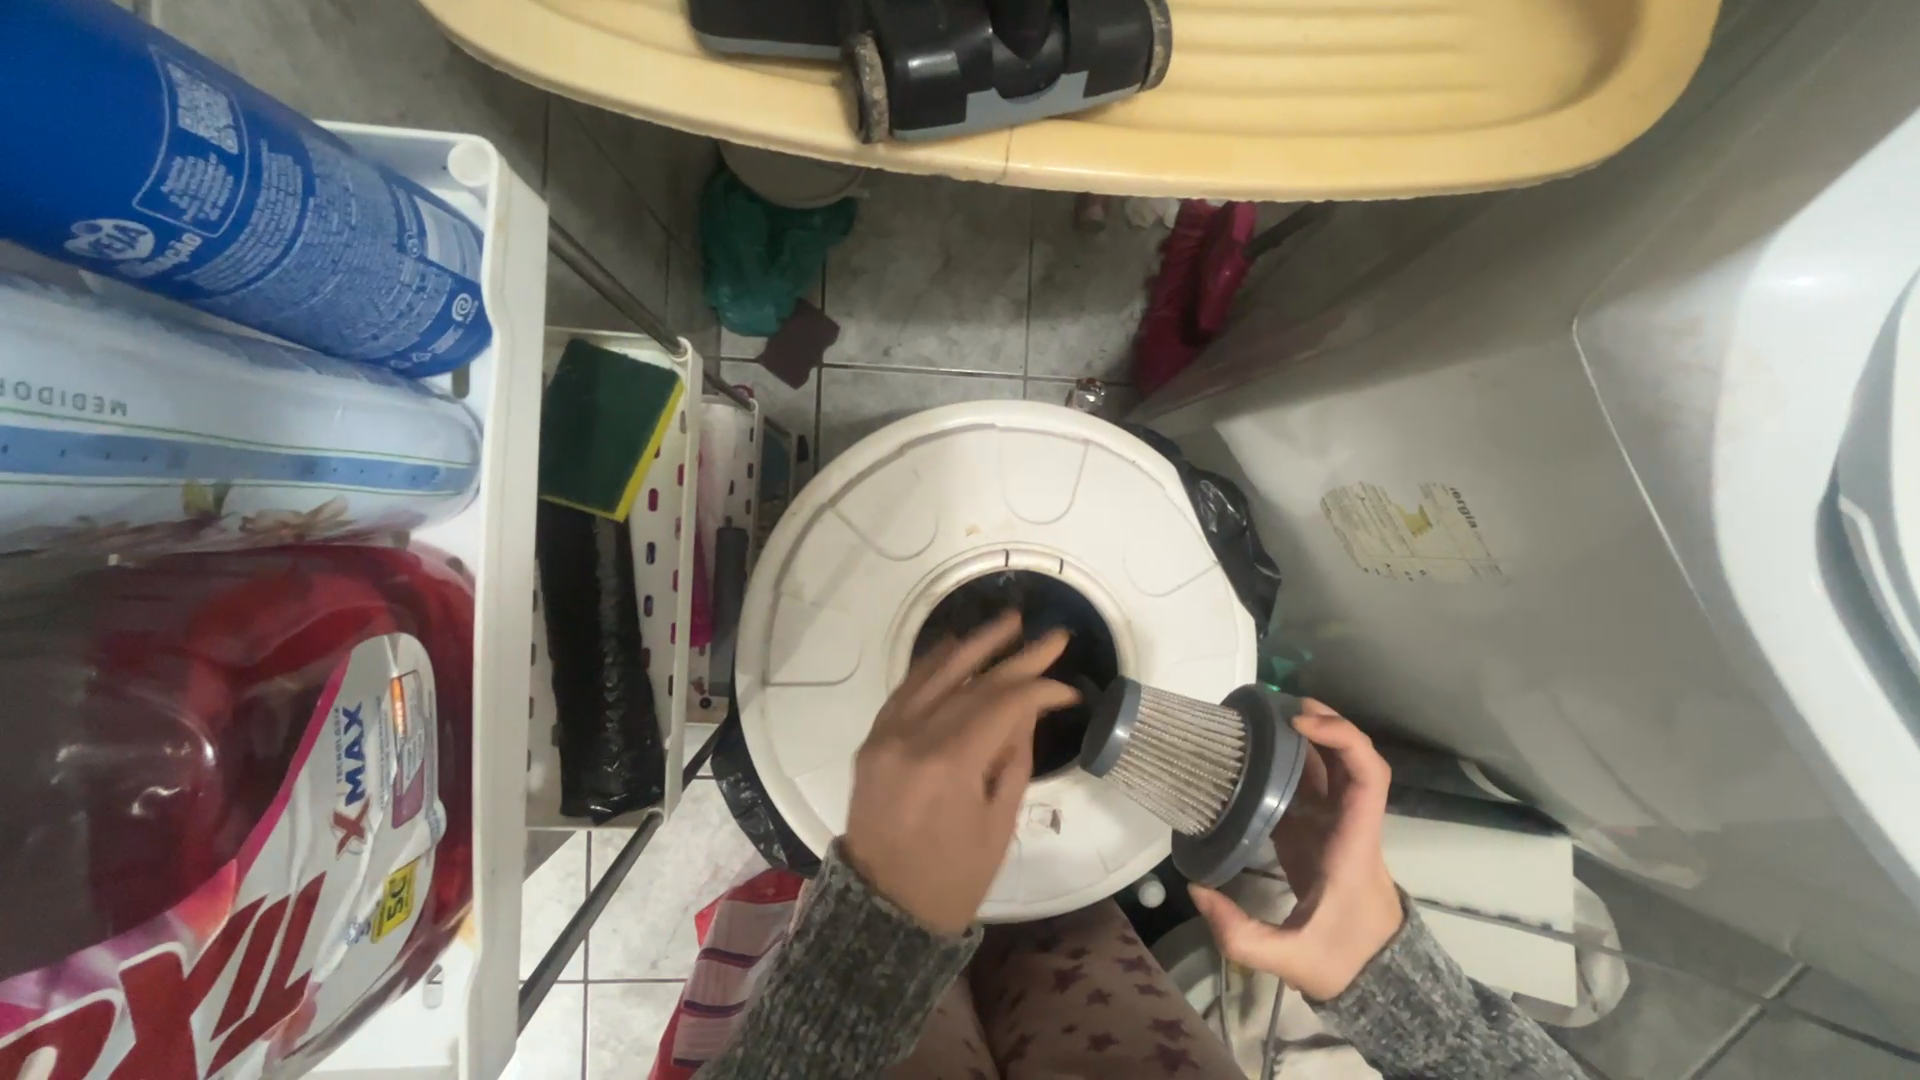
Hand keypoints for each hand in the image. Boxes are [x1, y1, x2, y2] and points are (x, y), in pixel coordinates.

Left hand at [841, 612, 1078, 934]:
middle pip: (973, 682)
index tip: (1069, 688)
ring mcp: (887, 734)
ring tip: (1007, 622)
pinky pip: (905, 689)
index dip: (1040, 688)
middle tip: (1051, 635)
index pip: (1003, 705)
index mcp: (950, 764)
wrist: (883, 908)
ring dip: (974, 645)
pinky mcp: (873, 738)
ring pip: (934, 674)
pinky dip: (932, 664)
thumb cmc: (953, 877)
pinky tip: (955, 646)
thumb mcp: (999, 824)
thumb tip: (1029, 708)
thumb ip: (1015, 757)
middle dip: (1016, 656)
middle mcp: (914, 737)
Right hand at [1189, 702, 1403, 1000]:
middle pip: (1352, 759)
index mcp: (1354, 842)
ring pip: (1332, 768)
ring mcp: (1335, 827)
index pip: (1368, 776)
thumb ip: (1242, 935)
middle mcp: (1349, 824)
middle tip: (1278, 703)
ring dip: (1306, 738)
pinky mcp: (1319, 834)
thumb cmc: (1345, 962)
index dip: (1341, 738)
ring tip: (1264, 717)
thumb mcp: (1293, 959)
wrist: (1377, 983)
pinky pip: (1311, 786)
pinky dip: (1291, 763)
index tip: (1298, 722)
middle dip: (1324, 723)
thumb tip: (1196, 890)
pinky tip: (1259, 754)